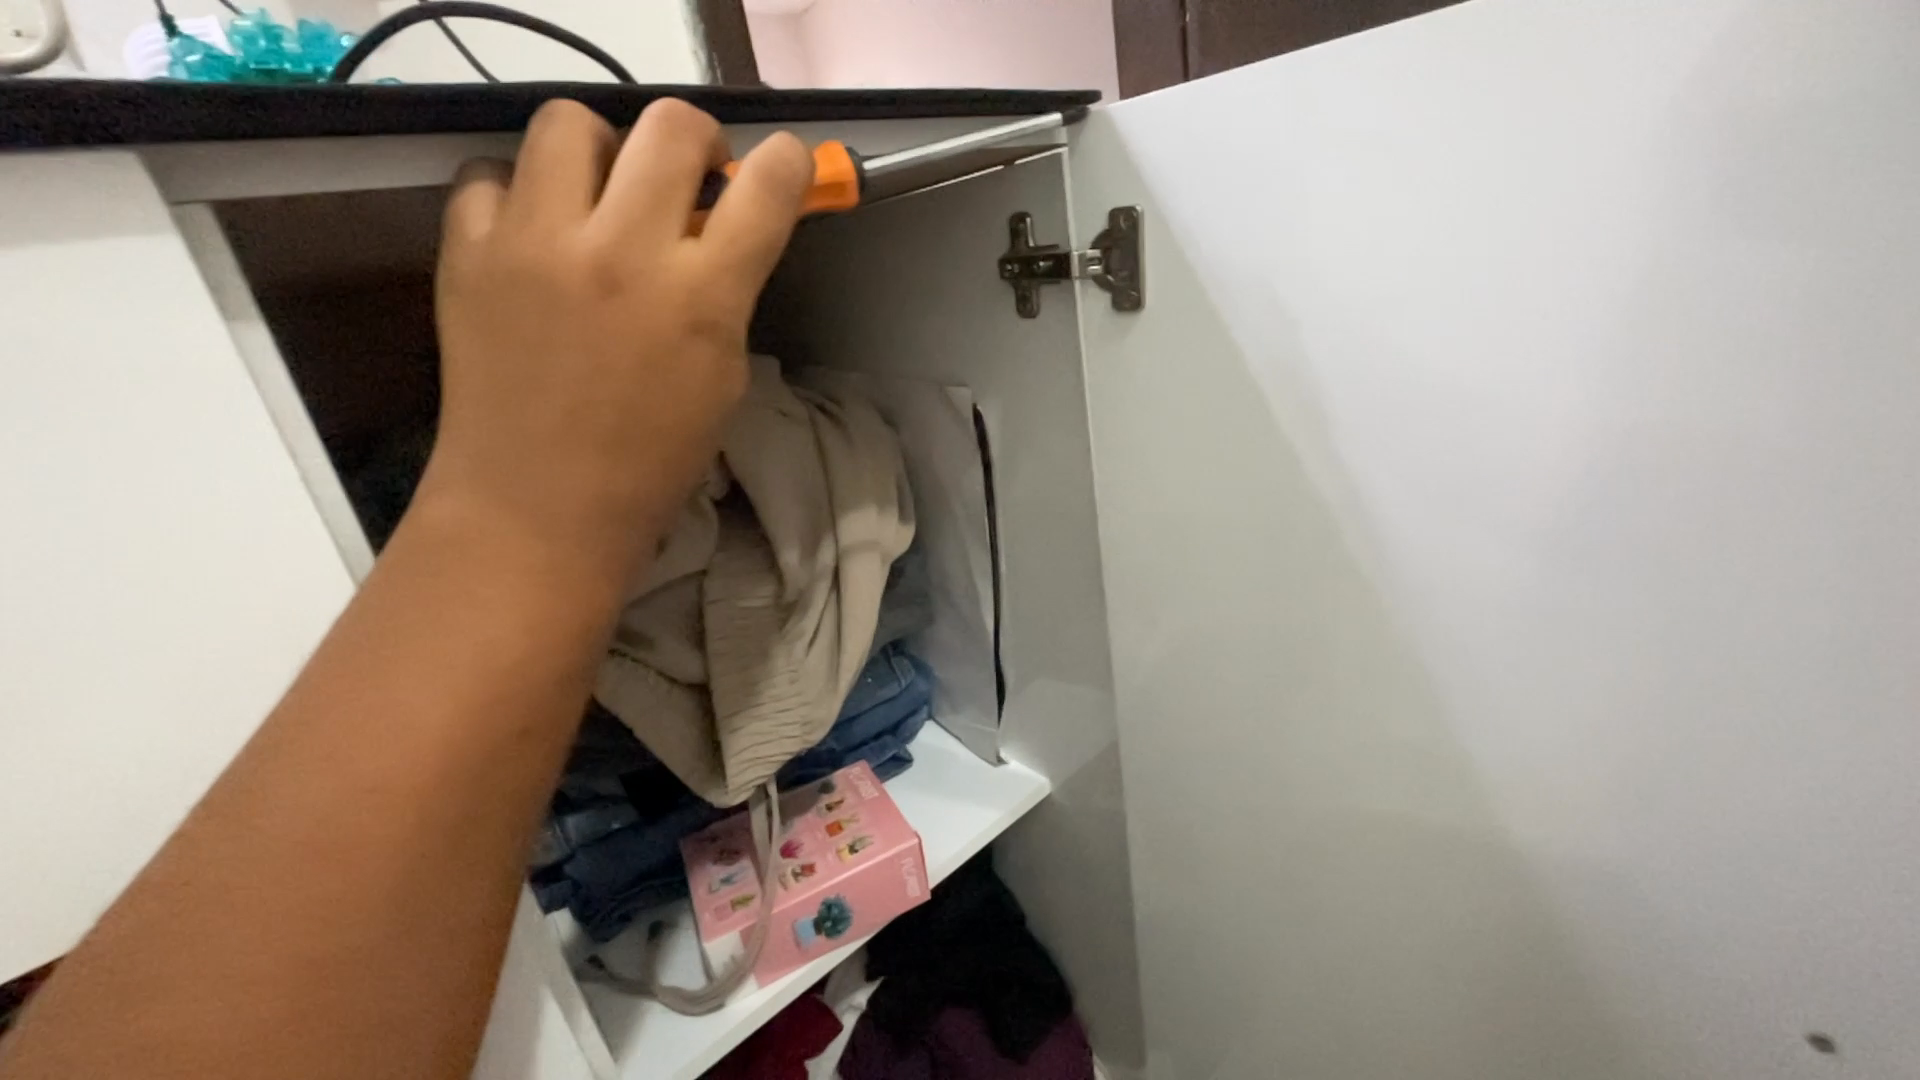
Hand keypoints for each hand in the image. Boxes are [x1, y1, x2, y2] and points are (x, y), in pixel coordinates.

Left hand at [417, 98, 813, 593]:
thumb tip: (718, 234)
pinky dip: (523, 194)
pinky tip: (536, 237)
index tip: (782, 166)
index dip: (787, 162)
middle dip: (697, 140)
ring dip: (604, 150)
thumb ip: (726, 294)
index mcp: (700, 297)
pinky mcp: (467, 251)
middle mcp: (621, 250)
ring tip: (602, 197)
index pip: (766, 186)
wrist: (539, 507)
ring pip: (570, 121)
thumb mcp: (721, 377)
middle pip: (671, 125)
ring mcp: (535, 243)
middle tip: (690, 180)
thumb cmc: (652, 460)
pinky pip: (493, 174)